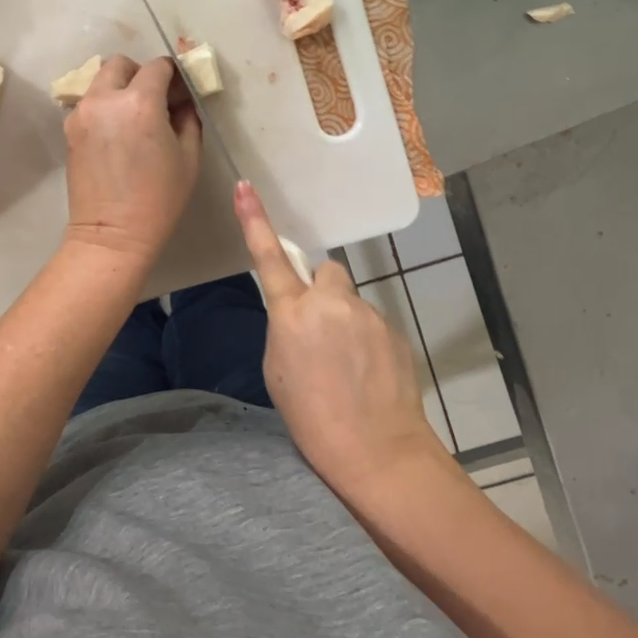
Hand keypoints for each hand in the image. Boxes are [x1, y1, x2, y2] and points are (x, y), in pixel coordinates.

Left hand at [63, 56, 201, 261]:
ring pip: (100, 81)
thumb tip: (181, 101)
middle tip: (154, 100)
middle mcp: (105, 100)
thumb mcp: (188, 157)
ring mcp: (81, 113)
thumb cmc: (158, 199)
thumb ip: (187, 118)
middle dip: (140, 74)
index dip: (173, 75)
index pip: (157, 67)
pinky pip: (89, 103)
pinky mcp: (69, 130)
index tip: (179, 93)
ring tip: (133, 118)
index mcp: (140, 103)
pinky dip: (103, 107)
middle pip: (121, 65)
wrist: (112, 234)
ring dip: (119, 88)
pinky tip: (116, 134)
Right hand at [236, 181, 450, 491]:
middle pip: (324, 273)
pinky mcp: (393, 330)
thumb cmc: (311, 417)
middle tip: (318, 330)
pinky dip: (365, 340)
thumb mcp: (276, 369)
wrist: (375, 450)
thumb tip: (298, 316)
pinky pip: (371, 321)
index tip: (245, 187)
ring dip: (343, 318)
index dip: (254, 220)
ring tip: (346, 364)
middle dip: (319, 291)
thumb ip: (284, 329)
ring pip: (349, 300)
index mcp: (291, 314)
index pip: (268, 258)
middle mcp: (330, 304)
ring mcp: (367, 314)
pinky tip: (367, 374)